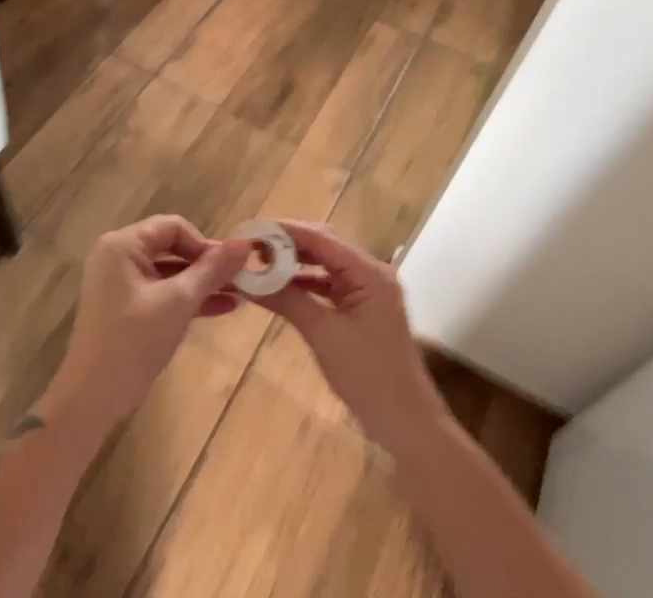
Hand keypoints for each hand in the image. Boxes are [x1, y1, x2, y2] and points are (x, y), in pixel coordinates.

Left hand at [42, 215, 250, 434]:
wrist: (95, 394)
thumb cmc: (135, 340)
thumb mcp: (179, 301)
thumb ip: (212, 270)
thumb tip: (245, 243)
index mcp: (122, 245)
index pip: (173, 227)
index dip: (205, 243)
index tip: (232, 267)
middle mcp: (117, 256)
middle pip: (171, 247)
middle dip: (207, 264)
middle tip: (242, 280)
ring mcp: (119, 283)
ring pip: (169, 272)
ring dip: (202, 283)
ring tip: (241, 295)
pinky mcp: (125, 307)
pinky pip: (161, 292)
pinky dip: (187, 299)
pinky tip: (222, 309)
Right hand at [248, 221, 445, 451]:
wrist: (405, 422)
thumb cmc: (368, 376)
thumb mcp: (323, 334)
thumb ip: (287, 299)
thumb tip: (247, 277)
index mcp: (369, 274)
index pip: (321, 238)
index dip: (284, 231)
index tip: (249, 231)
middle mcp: (372, 274)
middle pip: (324, 245)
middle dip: (287, 244)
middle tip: (250, 247)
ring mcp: (369, 293)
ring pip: (326, 265)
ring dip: (295, 263)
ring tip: (259, 264)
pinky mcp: (363, 311)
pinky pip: (329, 285)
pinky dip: (305, 283)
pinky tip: (279, 288)